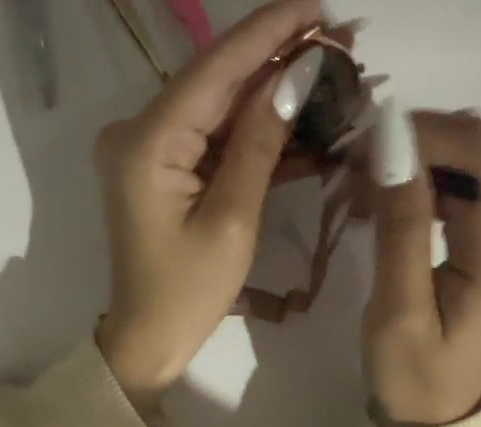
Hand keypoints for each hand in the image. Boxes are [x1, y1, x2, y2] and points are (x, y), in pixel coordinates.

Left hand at [94, 0, 320, 406]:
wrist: (147, 340)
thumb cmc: (187, 294)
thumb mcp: (232, 221)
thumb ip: (260, 144)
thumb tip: (295, 77)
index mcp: (148, 142)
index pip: (215, 69)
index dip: (269, 33)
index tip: (319, 7)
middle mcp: (139, 132)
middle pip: (217, 81)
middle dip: (278, 60)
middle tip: (341, 40)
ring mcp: (148, 150)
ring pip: (219, 108)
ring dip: (273, 94)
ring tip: (333, 75)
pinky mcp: (162, 169)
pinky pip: (213, 139)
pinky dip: (254, 133)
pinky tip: (303, 121)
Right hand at [363, 107, 480, 426]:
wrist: (438, 416)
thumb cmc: (413, 374)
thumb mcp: (397, 306)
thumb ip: (402, 221)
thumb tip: (392, 137)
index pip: (474, 152)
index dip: (416, 133)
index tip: (357, 149)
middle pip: (476, 147)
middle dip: (412, 144)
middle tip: (351, 171)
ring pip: (469, 159)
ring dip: (414, 162)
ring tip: (361, 192)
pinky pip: (468, 185)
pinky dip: (426, 182)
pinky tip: (388, 204)